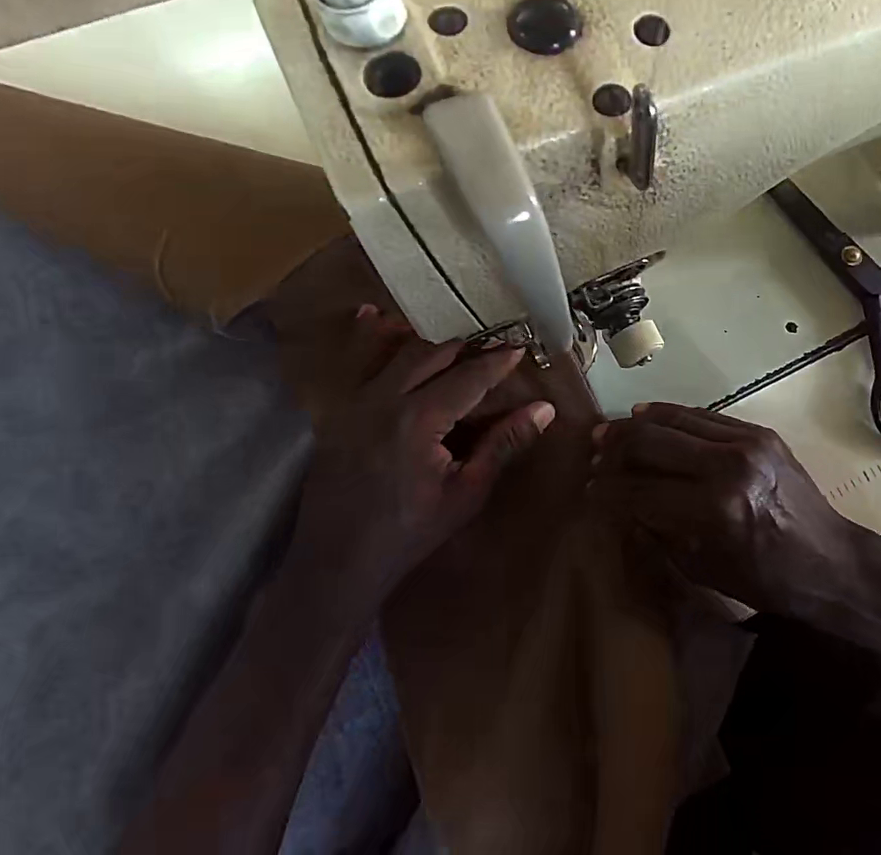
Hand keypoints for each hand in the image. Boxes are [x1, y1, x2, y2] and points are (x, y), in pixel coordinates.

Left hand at [289, 307, 555, 607]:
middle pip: (431, 354)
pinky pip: (360, 368)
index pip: (467, 377)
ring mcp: (354, 405)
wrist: (336, 564)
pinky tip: (371, 317)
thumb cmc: (410, 532)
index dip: (496, 361)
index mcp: (418, 421)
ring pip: (394, 354)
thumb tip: (543, 410)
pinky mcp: (338, 415)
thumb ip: (504, 445)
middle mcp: (383, 401)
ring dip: (428, 342)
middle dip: (466, 346)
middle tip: (494, 342)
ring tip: (455, 335)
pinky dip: (373, 342)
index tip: (520, 347)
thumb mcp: (466, 492)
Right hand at [591, 403, 857, 609]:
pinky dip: (670, 415)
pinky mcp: (759, 432)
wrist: (829, 559)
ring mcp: (746, 443)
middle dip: (614, 451)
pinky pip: (703, 415)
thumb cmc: (766, 580)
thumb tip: (621, 504)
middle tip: (591, 456)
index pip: (640, 491)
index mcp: (714, 510)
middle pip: (651, 444)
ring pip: (674, 420)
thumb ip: (658, 532)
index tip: (587, 491)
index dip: (607, 491)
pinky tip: (646, 415)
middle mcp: (728, 467)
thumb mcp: (703, 570)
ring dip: (635, 426)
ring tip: (608, 433)